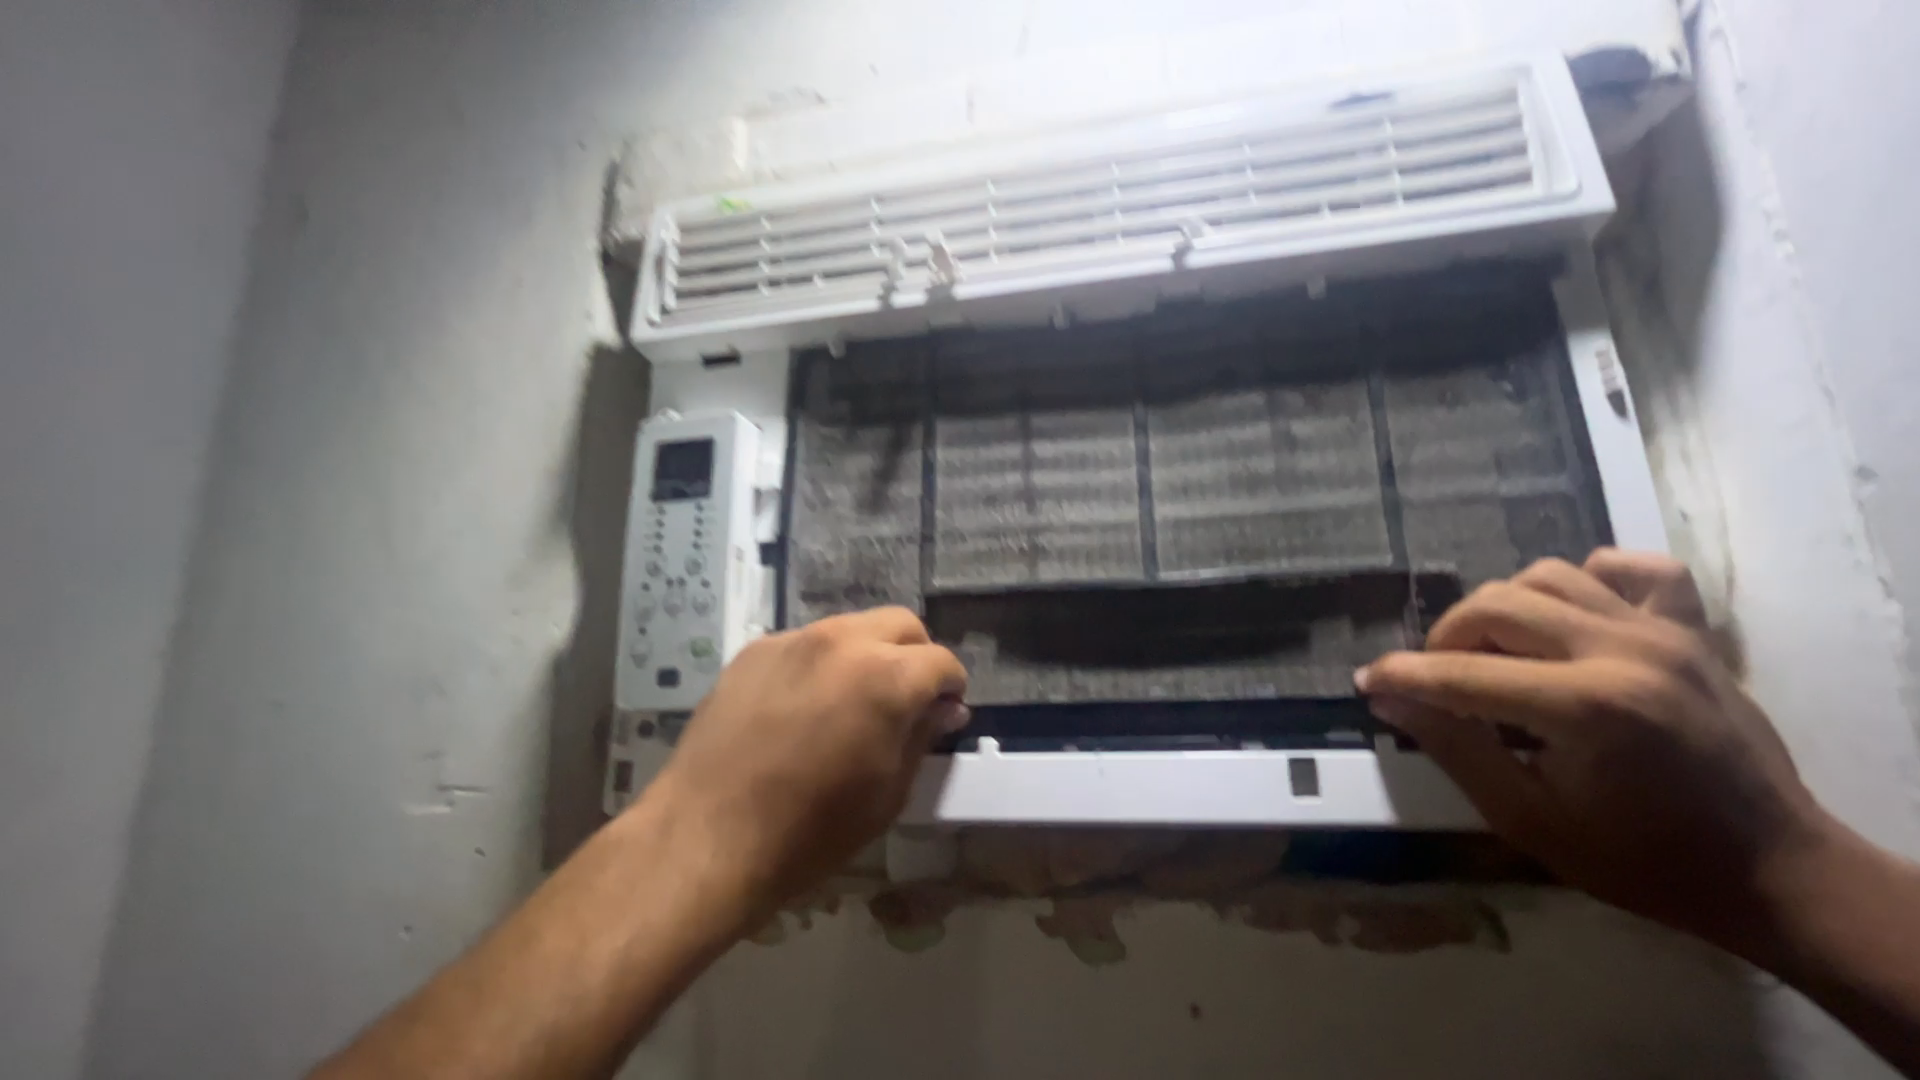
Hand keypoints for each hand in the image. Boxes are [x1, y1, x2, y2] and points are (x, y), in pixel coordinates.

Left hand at [650, 607, 968, 918]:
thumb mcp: (886, 793)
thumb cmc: (811, 830)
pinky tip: (803, 706)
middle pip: (900, 624)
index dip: (951, 688)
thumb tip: (944, 708)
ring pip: (850, 628)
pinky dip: (820, 664)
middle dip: (915, 655)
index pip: (942, 662)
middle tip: (906, 699)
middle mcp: (843, 642)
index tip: (944, 713)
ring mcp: (793, 640)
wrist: (709, 835)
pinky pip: (804, 644)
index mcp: (886, 677)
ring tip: (852, 700)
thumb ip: (921, 737)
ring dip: (867, 654)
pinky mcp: (754, 652)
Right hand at [1357, 550, 1831, 947]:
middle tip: (1438, 683)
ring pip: (1547, 577)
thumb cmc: (1642, 860)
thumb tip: (1388, 696)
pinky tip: (1570, 616)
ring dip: (1502, 610)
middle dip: (1445, 640)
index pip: (1460, 674)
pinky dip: (1589, 578)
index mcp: (1585, 708)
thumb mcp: (1528, 819)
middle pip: (1496, 606)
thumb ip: (1453, 748)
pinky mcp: (1692, 631)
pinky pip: (1635, 569)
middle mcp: (1623, 652)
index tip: (1367, 682)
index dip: (1401, 676)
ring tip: (1496, 655)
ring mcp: (1664, 633)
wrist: (1775, 872)